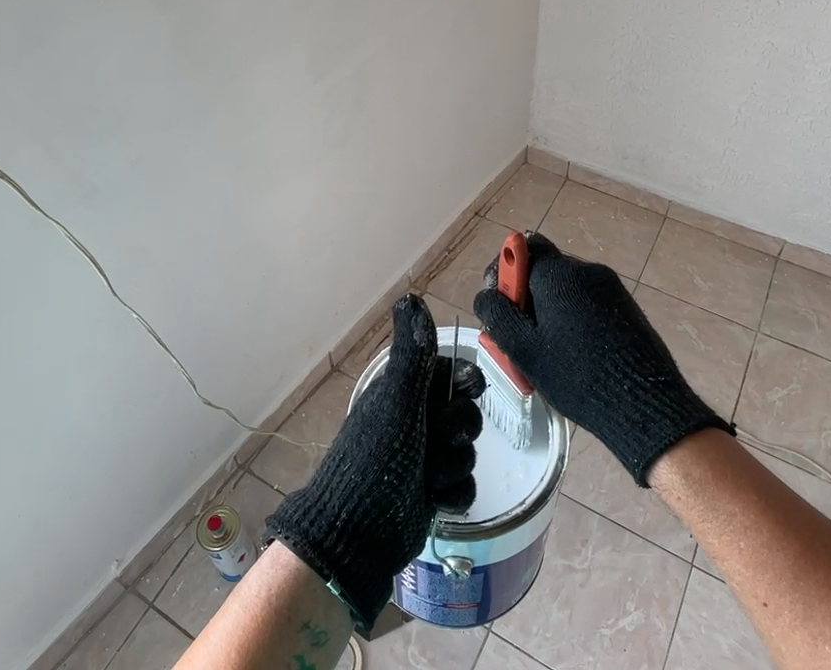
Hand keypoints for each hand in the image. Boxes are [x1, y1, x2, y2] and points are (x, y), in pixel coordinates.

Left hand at [264, 294, 483, 633]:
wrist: (359, 532)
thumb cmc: (377, 458)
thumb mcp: (398, 400)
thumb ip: (413, 352)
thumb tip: (410, 297)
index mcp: (402, 394)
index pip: (450, 373)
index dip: (466, 380)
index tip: (471, 388)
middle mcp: (413, 423)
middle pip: (464, 413)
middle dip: (458, 431)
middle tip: (439, 441)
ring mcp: (423, 460)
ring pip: (466, 452)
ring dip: (452, 467)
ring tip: (428, 479)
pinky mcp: (432, 495)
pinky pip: (464, 485)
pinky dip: (453, 494)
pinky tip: (435, 500)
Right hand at [472, 232, 731, 484]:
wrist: (644, 404)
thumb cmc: (576, 375)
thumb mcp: (523, 348)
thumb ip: (497, 313)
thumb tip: (487, 294)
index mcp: (559, 274)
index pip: (523, 248)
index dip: (505, 273)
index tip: (501, 307)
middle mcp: (587, 271)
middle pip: (544, 270)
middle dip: (525, 296)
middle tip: (519, 337)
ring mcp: (611, 288)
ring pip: (565, 289)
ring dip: (548, 310)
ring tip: (547, 352)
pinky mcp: (625, 308)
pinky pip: (586, 302)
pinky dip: (571, 319)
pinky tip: (574, 354)